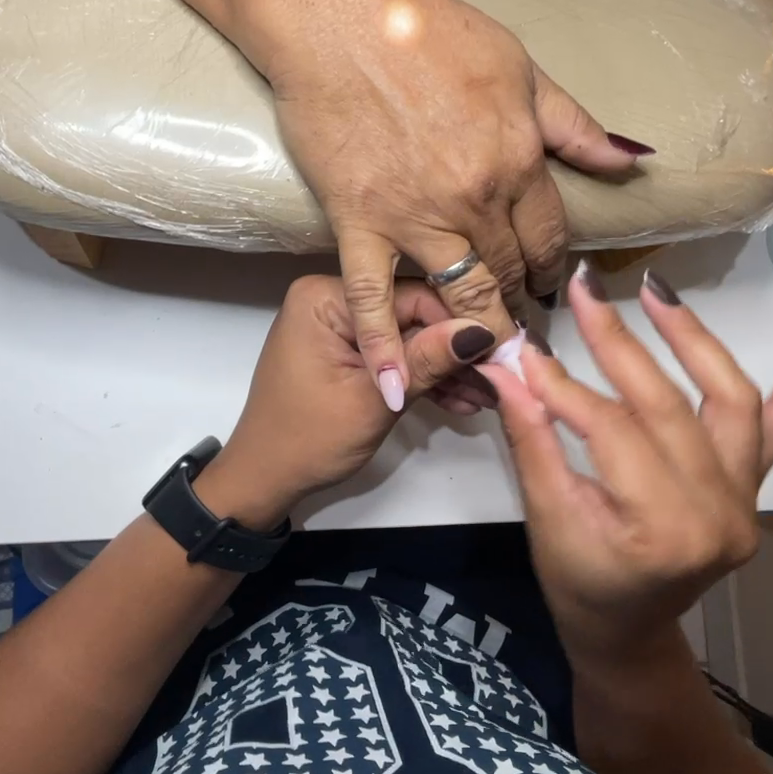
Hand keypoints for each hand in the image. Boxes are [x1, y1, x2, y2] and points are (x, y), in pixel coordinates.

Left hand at [197, 275, 500, 529]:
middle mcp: (333, 299)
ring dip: (445, 370)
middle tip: (503, 376)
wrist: (267, 478)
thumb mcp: (374, 400)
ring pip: (408, 338)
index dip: (461, 324)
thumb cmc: (310, 438)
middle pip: (413, 315)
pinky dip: (422, 378)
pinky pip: (393, 355)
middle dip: (456, 351)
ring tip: (490, 396)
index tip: (505, 350)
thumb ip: (427, 360)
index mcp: (327, 297)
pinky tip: (462, 399)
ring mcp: (341, 326)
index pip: (412, 295)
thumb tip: (485, 330)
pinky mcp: (348, 351)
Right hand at [267, 0, 645, 414]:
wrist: (342, 20)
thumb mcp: (521, 68)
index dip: (554, 267)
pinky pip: (373, 297)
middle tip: (526, 331)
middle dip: (524, 303)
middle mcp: (474, 201)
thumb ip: (575, 126)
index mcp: (518, 160)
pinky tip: (395, 389)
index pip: (549, 236)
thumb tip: (631, 162)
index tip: (552, 286)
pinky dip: (384, 345)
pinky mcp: (359, 225)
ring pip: (460, 294)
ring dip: (480, 331)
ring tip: (491, 358)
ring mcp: (414, 220)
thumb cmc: (431, 33)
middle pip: (510, 270)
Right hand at [478, 263, 772, 667]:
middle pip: (666, 405)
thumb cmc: (578, 586)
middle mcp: (721, 511)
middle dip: (618, 342)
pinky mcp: (754, 488)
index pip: (609, 431)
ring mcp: (747, 498)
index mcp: (663, 529)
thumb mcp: (545, 516)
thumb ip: (530, 437)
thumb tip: (505, 365)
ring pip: (728, 398)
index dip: (563, 385)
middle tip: (583, 290)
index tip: (525, 347)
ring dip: (695, 338)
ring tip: (658, 292)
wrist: (627, 633)